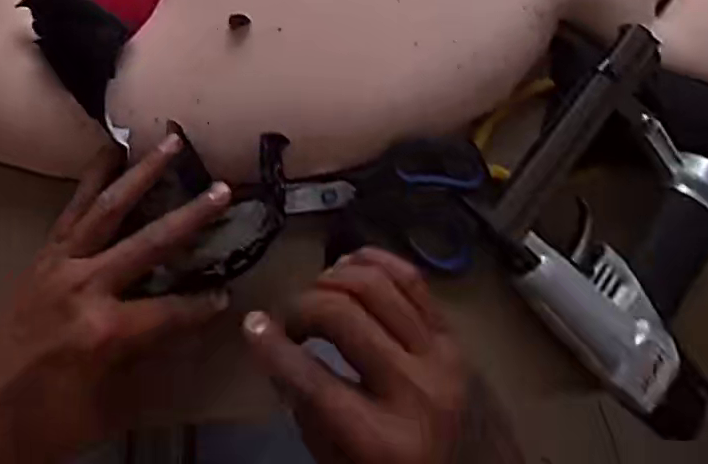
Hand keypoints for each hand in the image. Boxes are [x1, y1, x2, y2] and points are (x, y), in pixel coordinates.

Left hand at [0, 133, 233, 463]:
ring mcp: (62, 261)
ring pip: (111, 206)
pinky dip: (95, 175)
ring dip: (144, 172)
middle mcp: (86, 285)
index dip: (202, 306)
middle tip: (224, 189)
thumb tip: (184, 337)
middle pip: (150, 243)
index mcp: (103, 332)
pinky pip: (74, 206)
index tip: (227, 294)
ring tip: (171, 142)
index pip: (170, 312)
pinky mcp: (45, 252)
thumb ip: (145, 370)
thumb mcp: (101, 413)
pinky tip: (112, 151)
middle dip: (192, 217)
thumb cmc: (38, 424)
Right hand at [242, 248, 520, 463]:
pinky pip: (411, 279)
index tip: (252, 325)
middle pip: (340, 316)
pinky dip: (373, 262)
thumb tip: (277, 353)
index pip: (312, 380)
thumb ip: (311, 416)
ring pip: (373, 286)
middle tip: (289, 321)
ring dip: (332, 279)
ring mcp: (441, 358)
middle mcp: (415, 392)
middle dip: (300, 308)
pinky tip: (349, 266)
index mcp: (385, 444)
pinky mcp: (456, 338)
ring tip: (318, 294)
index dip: (271, 347)